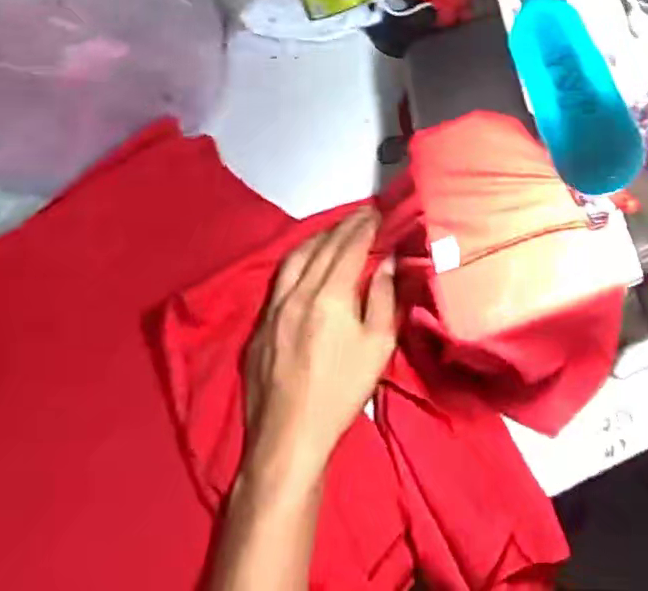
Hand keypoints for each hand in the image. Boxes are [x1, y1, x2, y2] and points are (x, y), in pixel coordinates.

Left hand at [241, 209, 397, 495]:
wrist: (289, 437)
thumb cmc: (344, 388)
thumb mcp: (379, 342)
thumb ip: (385, 296)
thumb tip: (389, 261)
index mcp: (329, 297)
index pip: (348, 247)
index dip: (366, 226)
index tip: (380, 211)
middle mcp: (296, 296)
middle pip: (321, 248)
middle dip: (344, 226)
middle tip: (364, 213)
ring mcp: (271, 312)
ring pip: (293, 260)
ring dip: (317, 239)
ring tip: (336, 230)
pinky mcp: (258, 329)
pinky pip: (279, 281)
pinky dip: (299, 260)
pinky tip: (308, 263)